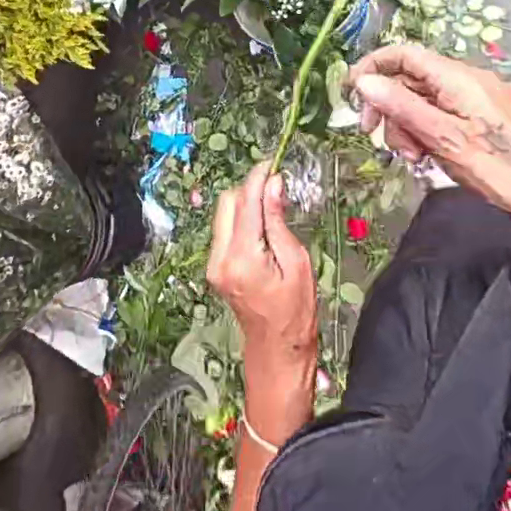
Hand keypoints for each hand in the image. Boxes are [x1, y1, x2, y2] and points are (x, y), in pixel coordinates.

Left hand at [206, 163, 316, 442]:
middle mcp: (220, 257)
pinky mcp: (214, 266)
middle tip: (274, 185)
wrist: (276, 347)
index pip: (245, 202)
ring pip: (223, 213)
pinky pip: (224, 229)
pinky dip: (241, 219)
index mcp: (242, 257)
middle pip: (228, 202)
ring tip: (271, 205)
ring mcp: (213, 263)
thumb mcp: (296, 262)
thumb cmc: (295, 310)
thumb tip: (273, 184)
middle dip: (249, 188)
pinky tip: (261, 225)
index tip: (272, 163)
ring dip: (244, 203)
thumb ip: (278, 221)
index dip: (258, 178)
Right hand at [348, 44, 510, 235]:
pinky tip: (425, 156)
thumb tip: (365, 82)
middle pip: (408, 79)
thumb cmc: (500, 168)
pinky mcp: (477, 116)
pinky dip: (422, 132)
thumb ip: (403, 107)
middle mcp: (464, 80)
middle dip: (388, 107)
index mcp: (458, 78)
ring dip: (404, 126)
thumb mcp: (443, 138)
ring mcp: (472, 98)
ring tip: (411, 157)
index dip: (372, 67)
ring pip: (419, 100)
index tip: (352, 95)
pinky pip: (436, 114)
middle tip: (377, 139)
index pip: (403, 54)